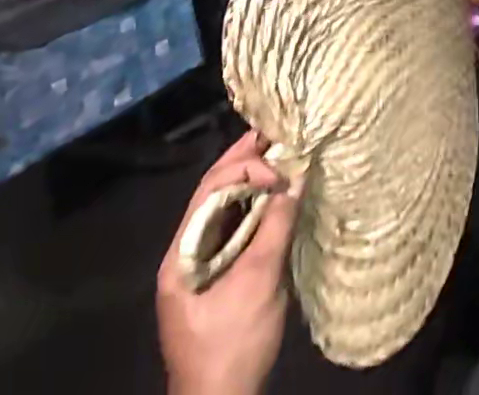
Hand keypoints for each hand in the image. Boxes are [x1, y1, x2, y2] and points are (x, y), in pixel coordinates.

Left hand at [157, 130, 300, 394]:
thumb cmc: (233, 344)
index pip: (210, 191)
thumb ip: (276, 227)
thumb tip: (296, 178)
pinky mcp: (218, 276)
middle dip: (243, 162)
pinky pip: (234, 228)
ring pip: (223, 209)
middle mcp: (186, 252)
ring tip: (279, 154)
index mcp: (182, 254)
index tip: (282, 170)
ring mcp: (200, 265)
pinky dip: (255, 205)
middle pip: (212, 194)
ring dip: (250, 180)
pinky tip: (275, 195)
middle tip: (275, 133)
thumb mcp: (259, 283)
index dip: (246, 170)